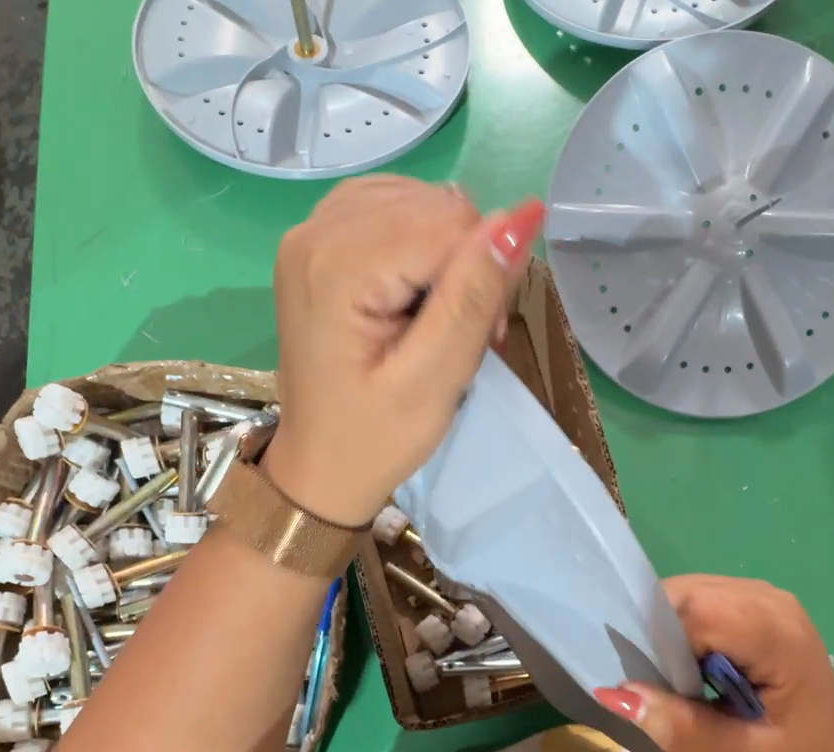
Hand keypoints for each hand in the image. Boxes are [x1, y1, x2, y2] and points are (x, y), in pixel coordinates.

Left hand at [263, 176, 545, 524]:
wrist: (321, 466)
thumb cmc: (376, 437)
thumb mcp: (435, 380)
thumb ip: (475, 296)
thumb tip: (521, 216)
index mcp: (338, 265)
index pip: (450, 222)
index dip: (483, 271)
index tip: (481, 336)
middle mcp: (316, 231)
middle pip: (433, 207)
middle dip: (465, 262)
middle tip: (458, 334)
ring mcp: (311, 232)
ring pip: (418, 203)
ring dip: (446, 253)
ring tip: (437, 317)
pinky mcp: (316, 242)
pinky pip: (389, 209)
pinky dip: (418, 243)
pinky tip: (415, 289)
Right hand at [592, 575, 833, 751]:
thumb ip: (683, 729)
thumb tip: (618, 694)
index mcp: (780, 639)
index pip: (700, 614)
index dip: (661, 641)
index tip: (647, 680)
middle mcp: (771, 601)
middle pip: (690, 594)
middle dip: (657, 631)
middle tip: (654, 679)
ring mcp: (763, 593)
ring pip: (688, 590)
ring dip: (665, 626)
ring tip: (672, 673)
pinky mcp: (752, 596)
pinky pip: (699, 595)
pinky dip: (679, 622)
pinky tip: (688, 659)